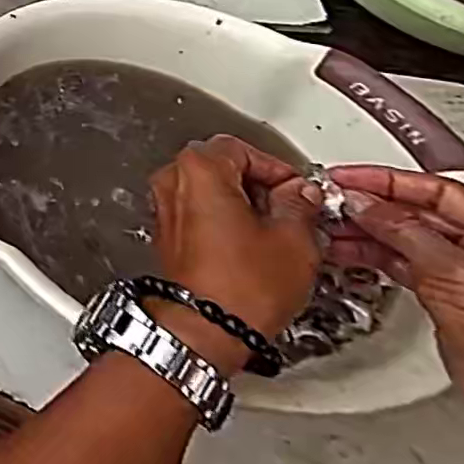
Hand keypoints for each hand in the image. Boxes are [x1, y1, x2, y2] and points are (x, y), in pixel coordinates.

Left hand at [147, 136, 323, 366]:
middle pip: (217, 162)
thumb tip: (301, 191)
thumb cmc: (244, 282)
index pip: (235, 147)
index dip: (274, 166)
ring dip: (241, 196)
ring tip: (276, 226)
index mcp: (197, 172)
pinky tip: (250, 237)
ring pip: (206, 183)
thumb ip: (298, 205)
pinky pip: (195, 203)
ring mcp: (163, 200)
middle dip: (258, 180)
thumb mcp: (292, 238)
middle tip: (292, 206)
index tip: (298, 188)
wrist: (209, 316)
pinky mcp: (165, 222)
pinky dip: (222, 210)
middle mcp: (171, 180)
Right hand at [327, 165, 463, 438]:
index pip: (438, 192)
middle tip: (325, 202)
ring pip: (401, 237)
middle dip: (367, 206)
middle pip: (416, 213)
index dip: (387, 180)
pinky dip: (365, 253)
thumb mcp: (459, 275)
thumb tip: (362, 201)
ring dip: (359, 229)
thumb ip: (406, 232)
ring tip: (325, 226)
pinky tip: (342, 251)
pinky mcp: (445, 298)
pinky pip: (397, 262)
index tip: (342, 177)